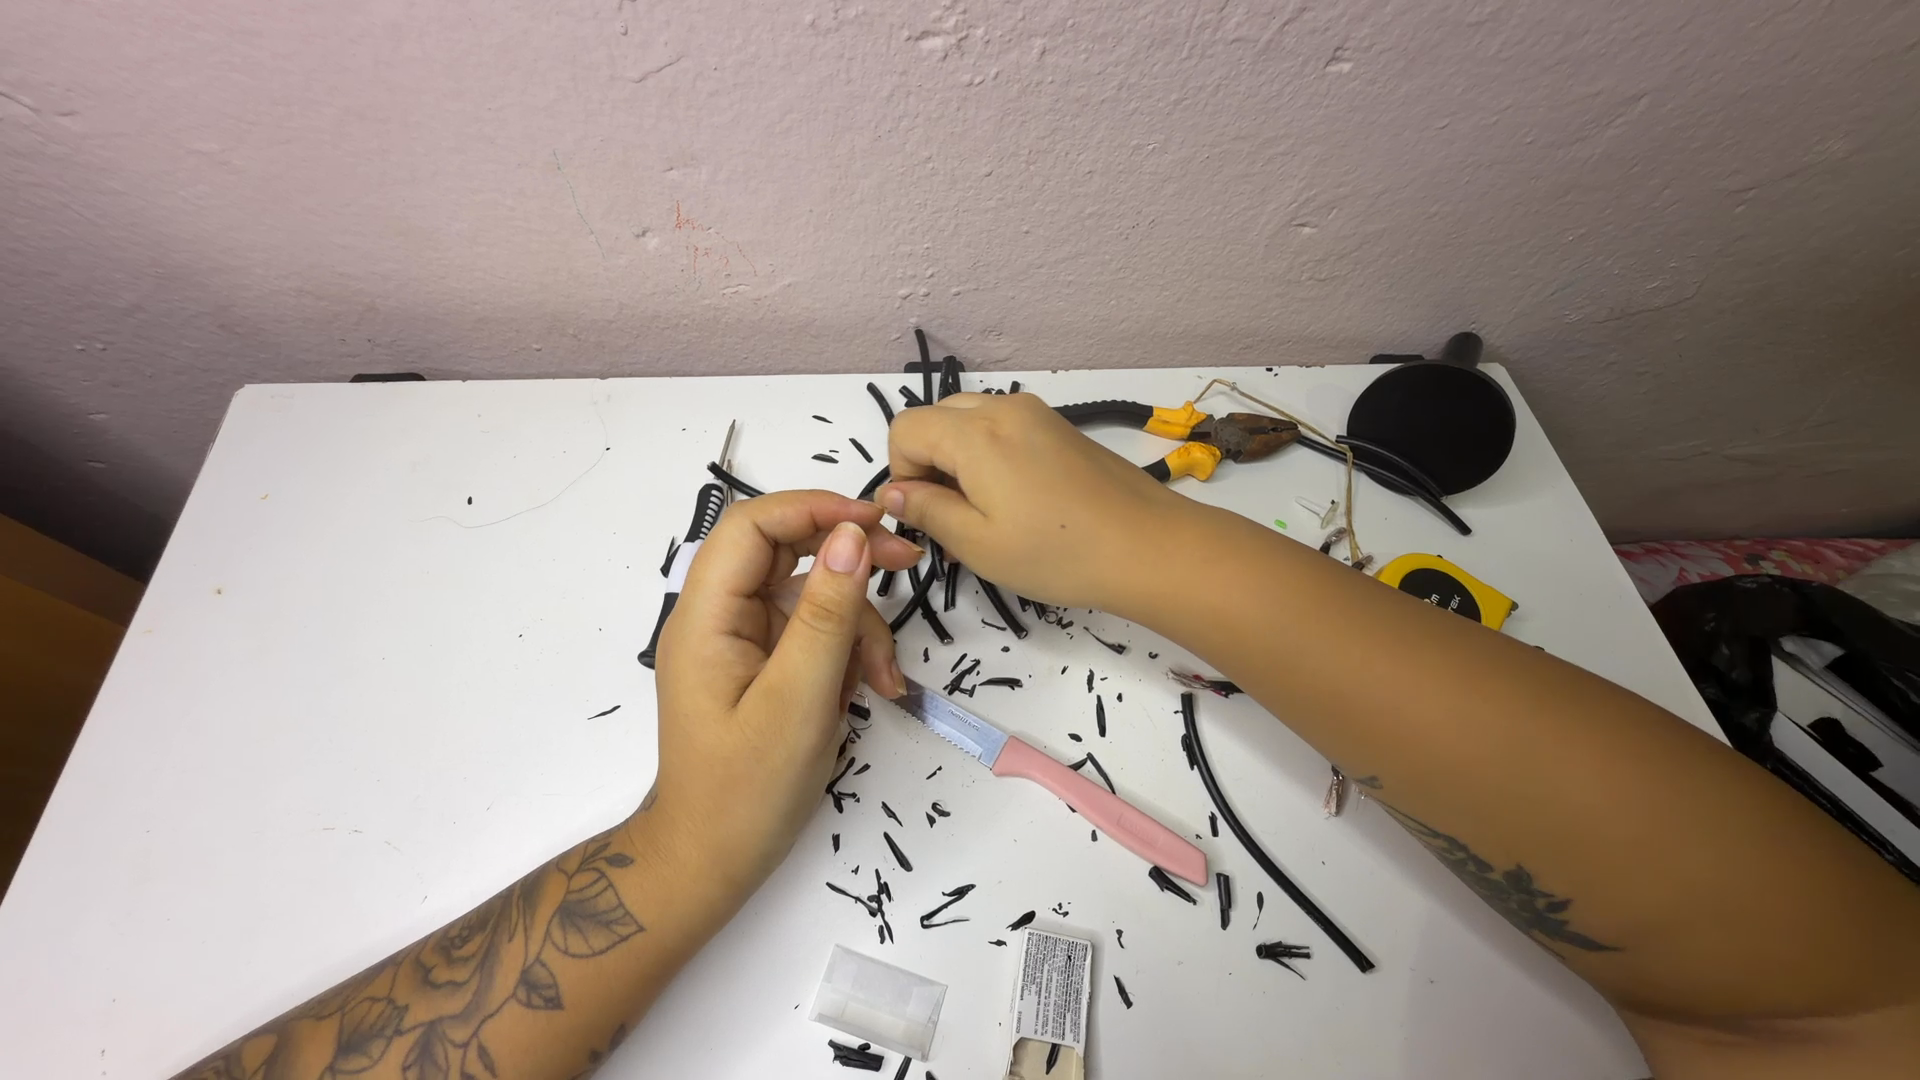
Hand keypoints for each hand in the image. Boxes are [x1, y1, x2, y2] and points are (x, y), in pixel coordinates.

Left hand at [650, 491, 921, 898]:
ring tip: (885, 680)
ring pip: (813, 597)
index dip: (813, 508)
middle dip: (849, 560)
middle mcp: (720, 617)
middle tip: (908, 564)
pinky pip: (815, 635)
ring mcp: (745, 642)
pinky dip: (849, 654)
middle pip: (787, 553)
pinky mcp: (767, 665)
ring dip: (859, 627)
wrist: (714, 862)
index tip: (875, 521)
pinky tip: (870, 691)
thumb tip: (851, 535)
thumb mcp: (798, 701)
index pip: (752, 526)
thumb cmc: (747, 791)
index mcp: (706, 617)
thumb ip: (825, 614)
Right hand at [875, 392, 1194, 612]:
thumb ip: (927, 510)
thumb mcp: (978, 543)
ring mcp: (1037, 414)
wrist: (1149, 546)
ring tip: (985, 514)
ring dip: (960, 461)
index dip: (901, 472)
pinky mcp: (1060, 428)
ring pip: (970, 422)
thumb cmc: (1057, 552)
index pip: (906, 428)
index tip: (926, 514)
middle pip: (937, 418)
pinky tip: (1018, 503)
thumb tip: (894, 491)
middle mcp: (1004, 408)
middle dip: (929, 464)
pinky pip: (1004, 429)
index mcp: (976, 433)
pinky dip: (991, 457)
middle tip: (953, 518)